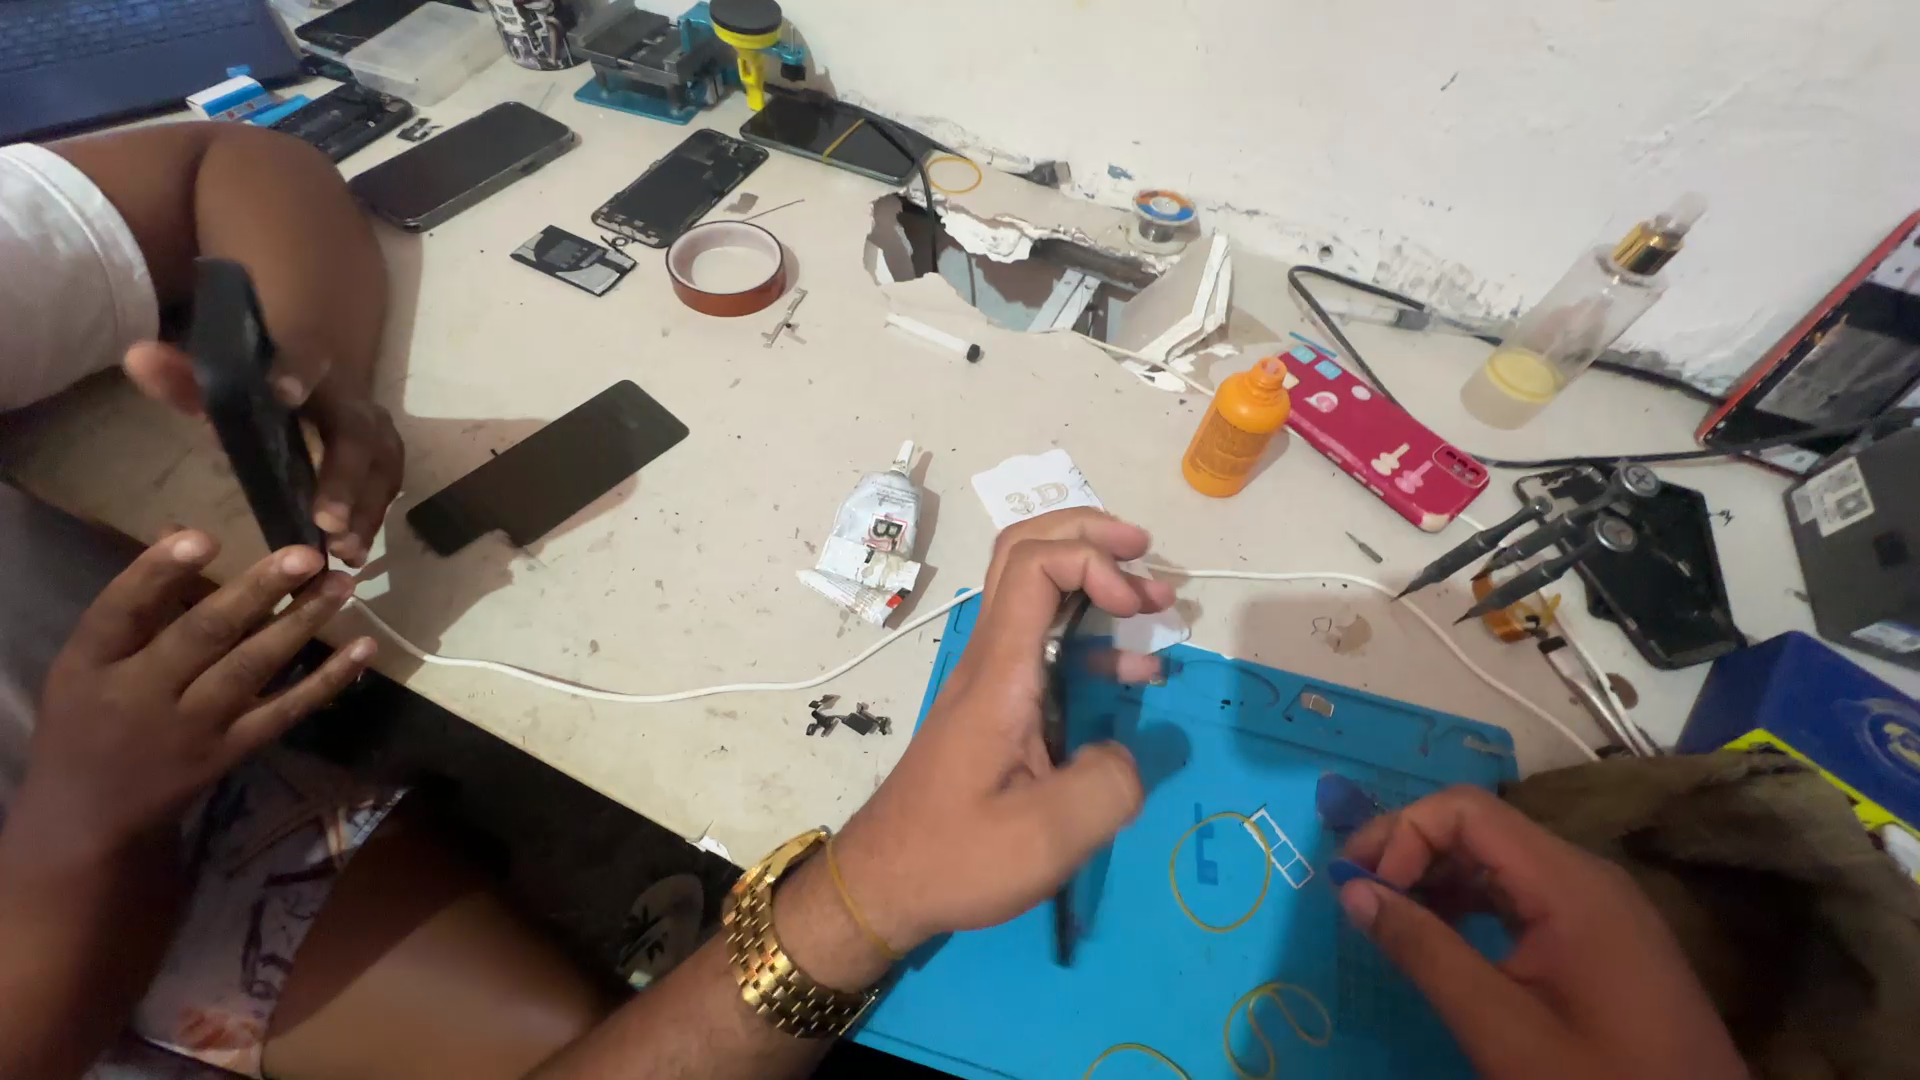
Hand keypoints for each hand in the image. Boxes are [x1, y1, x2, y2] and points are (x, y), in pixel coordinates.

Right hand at [18, 531, 376, 851]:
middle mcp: (140, 693)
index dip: (157, 574)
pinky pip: (290, 706)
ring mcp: (194, 724)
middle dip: (258, 591)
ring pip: (255, 665)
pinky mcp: (236, 747)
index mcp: (90, 666)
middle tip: (307, 555)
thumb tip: (184, 532)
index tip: (203, 535)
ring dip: (304, 621)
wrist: (91, 813)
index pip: (120, 613)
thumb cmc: (95, 717)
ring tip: (342, 584)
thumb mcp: (94, 665)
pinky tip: (366, 646)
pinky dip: (331, 676)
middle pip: (204, 634)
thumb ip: (144, 605)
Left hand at [123, 342, 402, 564]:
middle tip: (328, 521)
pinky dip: (372, 522)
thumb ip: (181, 375)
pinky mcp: (387, 465)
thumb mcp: (216, 378)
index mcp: (313, 372)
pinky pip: (385, 492)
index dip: (298, 373)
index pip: (304, 361)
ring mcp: (380, 437)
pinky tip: (355, 553)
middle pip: (357, 437)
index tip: (283, 393)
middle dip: (344, 478)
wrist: (318, 387)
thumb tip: (141, 358)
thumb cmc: (261, 389)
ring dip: (365, 512)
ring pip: (381, 472)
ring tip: (344, 550)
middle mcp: (356, 405)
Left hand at [832, 508, 1176, 953]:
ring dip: (1095, 580)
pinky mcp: (999, 701)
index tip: (1135, 604)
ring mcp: (993, 675)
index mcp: (999, 671)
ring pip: (1035, 590)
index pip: (1033, 565)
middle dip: (1088, 535)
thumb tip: (1125, 751)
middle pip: (1024, 552)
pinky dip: (1093, 638)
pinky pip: (1047, 643)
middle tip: (1144, 549)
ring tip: (1157, 600)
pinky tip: (1135, 668)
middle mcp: (992, 656)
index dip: (1092, 561)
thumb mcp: (1045, 840)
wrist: (886, 878)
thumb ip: (1107, 787)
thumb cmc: (955, 856)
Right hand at [1336, 786, 1747, 1079]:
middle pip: (1475, 826)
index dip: (1404, 833)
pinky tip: (1437, 930)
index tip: (1368, 886)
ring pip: (1491, 856)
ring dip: (1430, 873)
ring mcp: (1595, 905)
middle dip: (1407, 848)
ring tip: (1388, 911)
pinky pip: (1514, 889)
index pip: (1465, 810)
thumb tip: (1349, 888)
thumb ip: (1422, 949)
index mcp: (1570, 884)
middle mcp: (1584, 876)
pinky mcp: (1596, 935)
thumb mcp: (1501, 1028)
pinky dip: (1463, 898)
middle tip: (1357, 889)